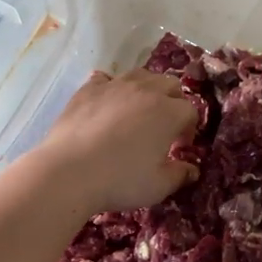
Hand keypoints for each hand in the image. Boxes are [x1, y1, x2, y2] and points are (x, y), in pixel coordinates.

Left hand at [32, 69, 198, 213]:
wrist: (69, 172)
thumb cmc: (120, 180)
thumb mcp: (158, 186)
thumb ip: (179, 175)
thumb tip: (192, 170)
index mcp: (168, 112)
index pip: (190, 111)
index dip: (188, 128)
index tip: (179, 146)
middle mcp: (146, 90)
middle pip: (170, 85)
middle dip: (173, 102)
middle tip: (163, 126)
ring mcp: (115, 85)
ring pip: (140, 75)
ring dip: (146, 90)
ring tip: (138, 112)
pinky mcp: (88, 89)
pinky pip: (107, 80)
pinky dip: (112, 89)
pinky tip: (107, 106)